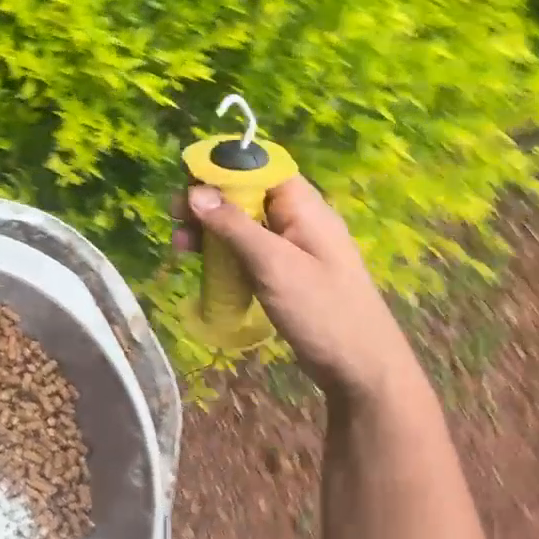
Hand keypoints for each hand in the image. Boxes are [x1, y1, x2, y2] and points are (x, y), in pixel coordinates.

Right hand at [172, 177, 423, 403]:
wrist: (363, 371)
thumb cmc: (323, 312)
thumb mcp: (273, 265)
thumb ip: (233, 226)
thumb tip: (194, 191)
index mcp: (305, 207)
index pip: (261, 166)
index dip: (223, 167)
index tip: (186, 182)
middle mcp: (297, 219)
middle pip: (244, 193)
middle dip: (206, 201)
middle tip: (175, 218)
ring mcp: (290, 247)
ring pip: (240, 223)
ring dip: (208, 229)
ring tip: (181, 248)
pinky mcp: (282, 271)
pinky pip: (245, 249)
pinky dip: (221, 252)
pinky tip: (201, 265)